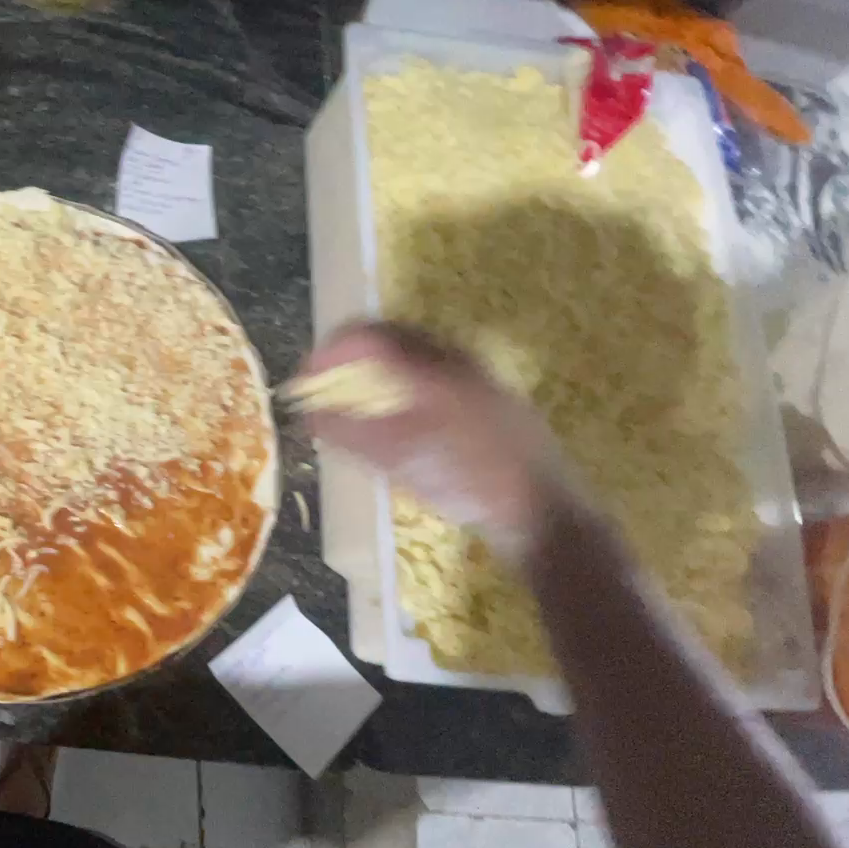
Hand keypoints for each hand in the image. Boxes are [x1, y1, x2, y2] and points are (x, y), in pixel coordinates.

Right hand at [296, 321, 568, 554]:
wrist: (545, 511)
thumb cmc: (468, 481)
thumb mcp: (398, 459)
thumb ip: (348, 432)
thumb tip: (307, 415)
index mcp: (431, 366)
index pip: (366, 336)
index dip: (328, 352)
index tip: (304, 377)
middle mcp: (454, 360)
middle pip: (389, 337)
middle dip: (348, 357)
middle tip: (322, 384)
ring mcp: (476, 376)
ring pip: (411, 354)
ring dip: (374, 368)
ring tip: (351, 400)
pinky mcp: (487, 397)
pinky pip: (430, 371)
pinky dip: (399, 382)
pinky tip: (392, 416)